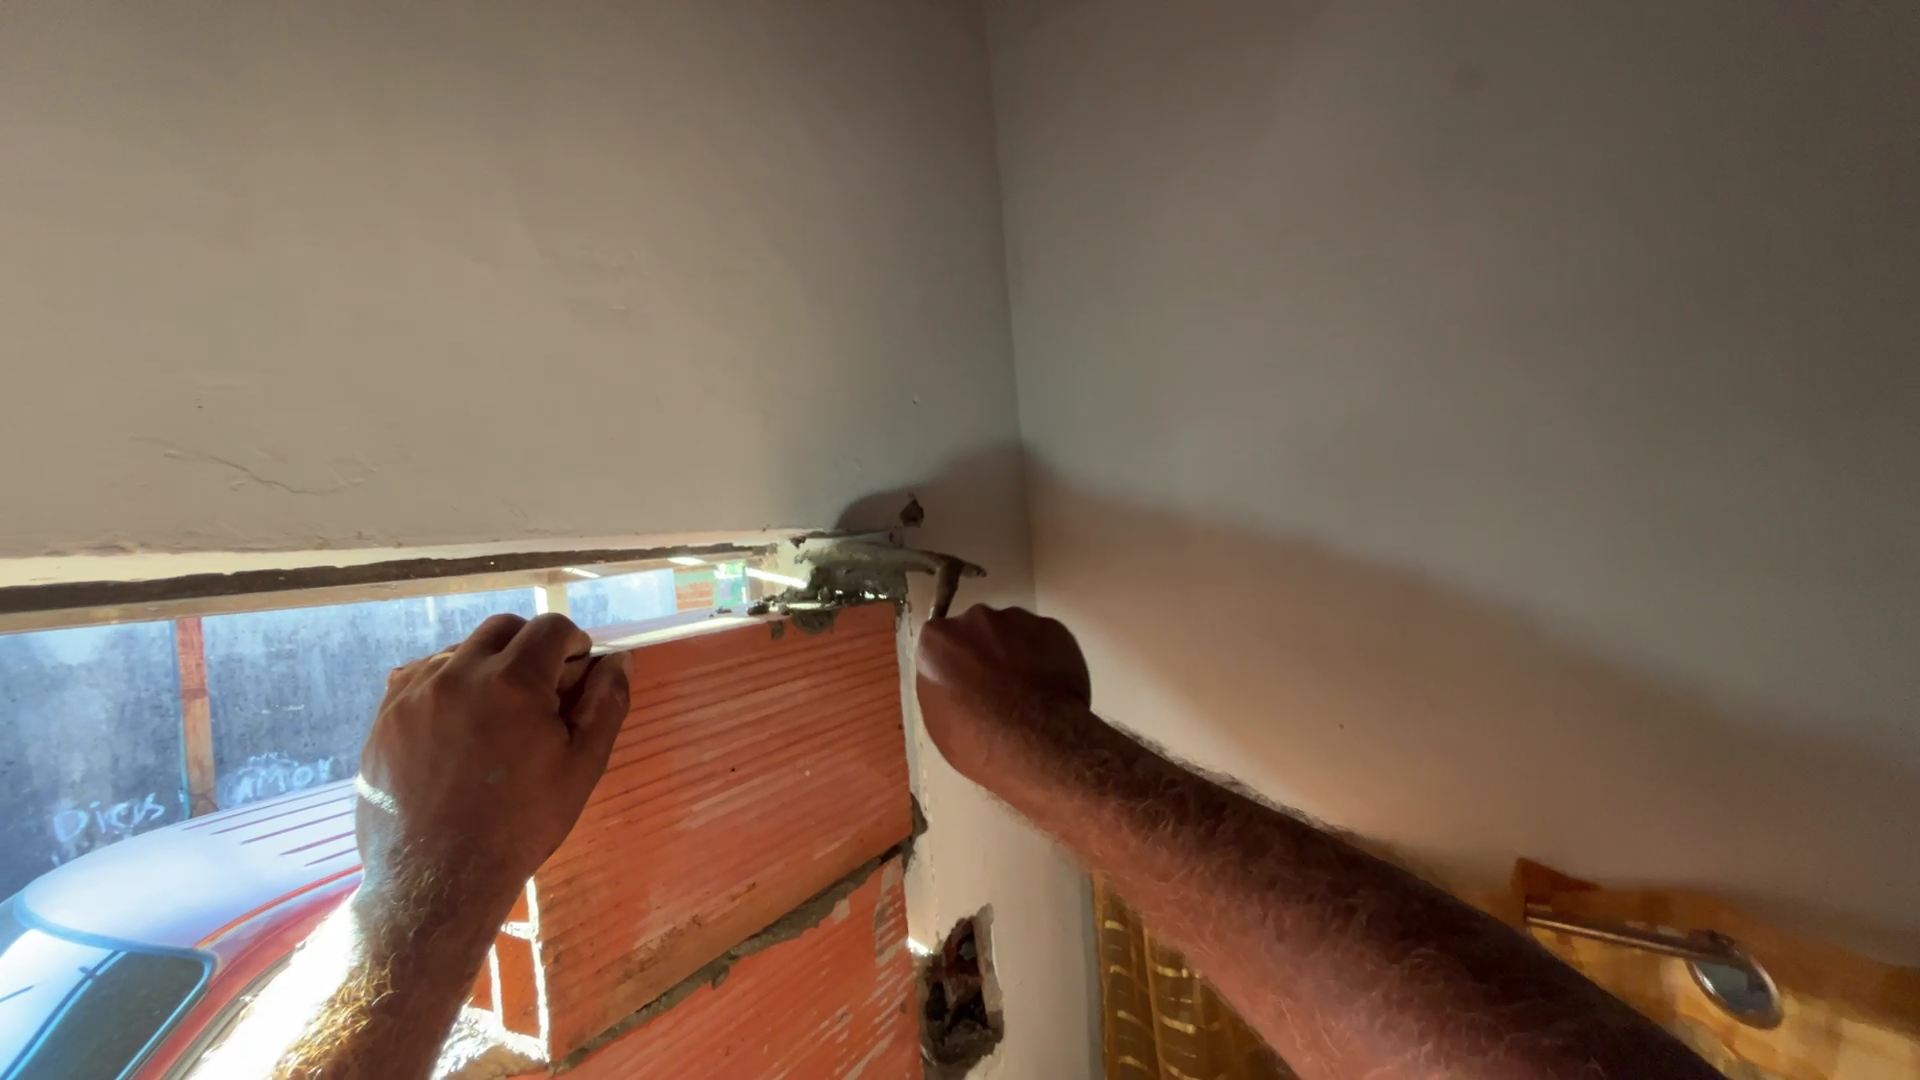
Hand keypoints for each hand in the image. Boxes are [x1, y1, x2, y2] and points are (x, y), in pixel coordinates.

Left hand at [355, 613, 630, 925]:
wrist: (437, 879)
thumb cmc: (523, 820)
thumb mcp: (584, 763)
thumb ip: (607, 701)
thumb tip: (620, 659)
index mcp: (512, 681)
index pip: (551, 627)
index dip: (574, 644)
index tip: (577, 675)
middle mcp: (458, 673)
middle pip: (504, 628)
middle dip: (532, 646)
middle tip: (543, 690)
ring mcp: (414, 694)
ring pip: (462, 649)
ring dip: (490, 664)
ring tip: (499, 711)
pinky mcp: (385, 717)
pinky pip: (422, 675)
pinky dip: (449, 683)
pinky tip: (459, 722)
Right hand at [916, 605, 1091, 781]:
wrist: (1042, 743)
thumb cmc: (979, 741)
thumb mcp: (939, 723)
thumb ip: (940, 686)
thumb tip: (952, 680)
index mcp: (937, 640)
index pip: (939, 643)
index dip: (952, 663)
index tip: (963, 683)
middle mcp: (974, 619)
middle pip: (975, 630)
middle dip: (983, 651)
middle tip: (995, 686)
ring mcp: (1016, 619)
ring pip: (1011, 632)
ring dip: (1014, 652)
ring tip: (1027, 689)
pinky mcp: (1052, 627)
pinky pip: (1042, 638)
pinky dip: (1044, 656)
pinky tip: (1049, 685)